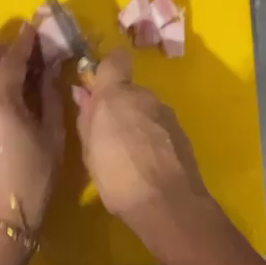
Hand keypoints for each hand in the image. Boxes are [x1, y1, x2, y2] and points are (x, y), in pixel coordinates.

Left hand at [0, 24, 65, 234]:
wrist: (1, 217)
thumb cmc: (34, 177)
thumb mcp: (52, 135)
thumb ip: (51, 96)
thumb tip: (51, 68)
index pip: (11, 59)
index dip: (25, 41)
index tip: (36, 27)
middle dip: (1, 50)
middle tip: (26, 54)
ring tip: (21, 74)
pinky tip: (12, 94)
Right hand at [74, 50, 214, 236]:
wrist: (167, 203)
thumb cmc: (117, 176)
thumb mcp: (89, 149)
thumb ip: (87, 117)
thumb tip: (83, 93)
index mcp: (117, 95)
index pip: (115, 60)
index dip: (106, 70)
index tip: (97, 88)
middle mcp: (145, 97)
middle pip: (130, 91)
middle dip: (119, 106)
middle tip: (107, 134)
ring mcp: (167, 114)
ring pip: (146, 110)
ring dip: (136, 123)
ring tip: (127, 155)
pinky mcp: (182, 133)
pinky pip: (160, 127)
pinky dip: (152, 138)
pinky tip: (147, 163)